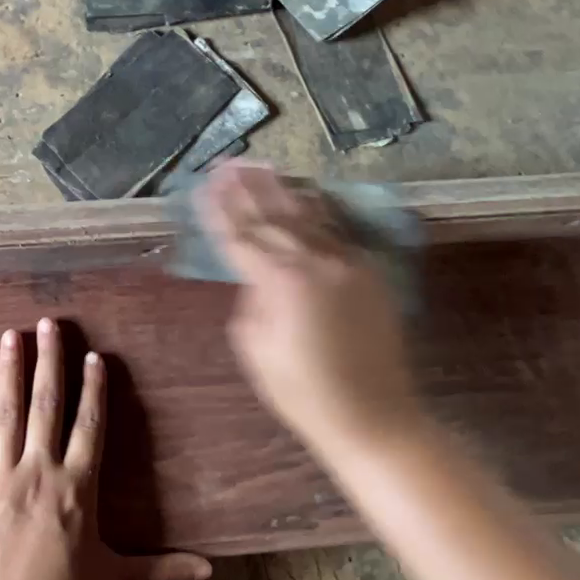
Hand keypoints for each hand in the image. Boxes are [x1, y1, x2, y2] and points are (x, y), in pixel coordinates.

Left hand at [0, 318, 211, 579]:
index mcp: (77, 490)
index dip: (93, 388)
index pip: (90, 426)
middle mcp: (38, 473)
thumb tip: (209, 569)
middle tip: (49, 323)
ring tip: (9, 336)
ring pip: (5, 415)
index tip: (94, 355)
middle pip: (47, 406)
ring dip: (8, 373)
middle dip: (50, 361)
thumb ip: (162, 570)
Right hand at [198, 161, 419, 447]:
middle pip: (273, 215)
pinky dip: (315, 212)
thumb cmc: (301, 391)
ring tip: (262, 167)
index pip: (240, 234)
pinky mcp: (371, 272)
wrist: (374, 416)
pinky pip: (336, 232)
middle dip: (248, 188)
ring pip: (308, 215)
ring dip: (282, 191)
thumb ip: (251, 299)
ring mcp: (347, 263)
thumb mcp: (254, 347)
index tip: (205, 183)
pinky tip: (304, 197)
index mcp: (279, 281)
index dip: (220, 208)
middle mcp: (314, 261)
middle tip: (228, 164)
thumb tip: (256, 275)